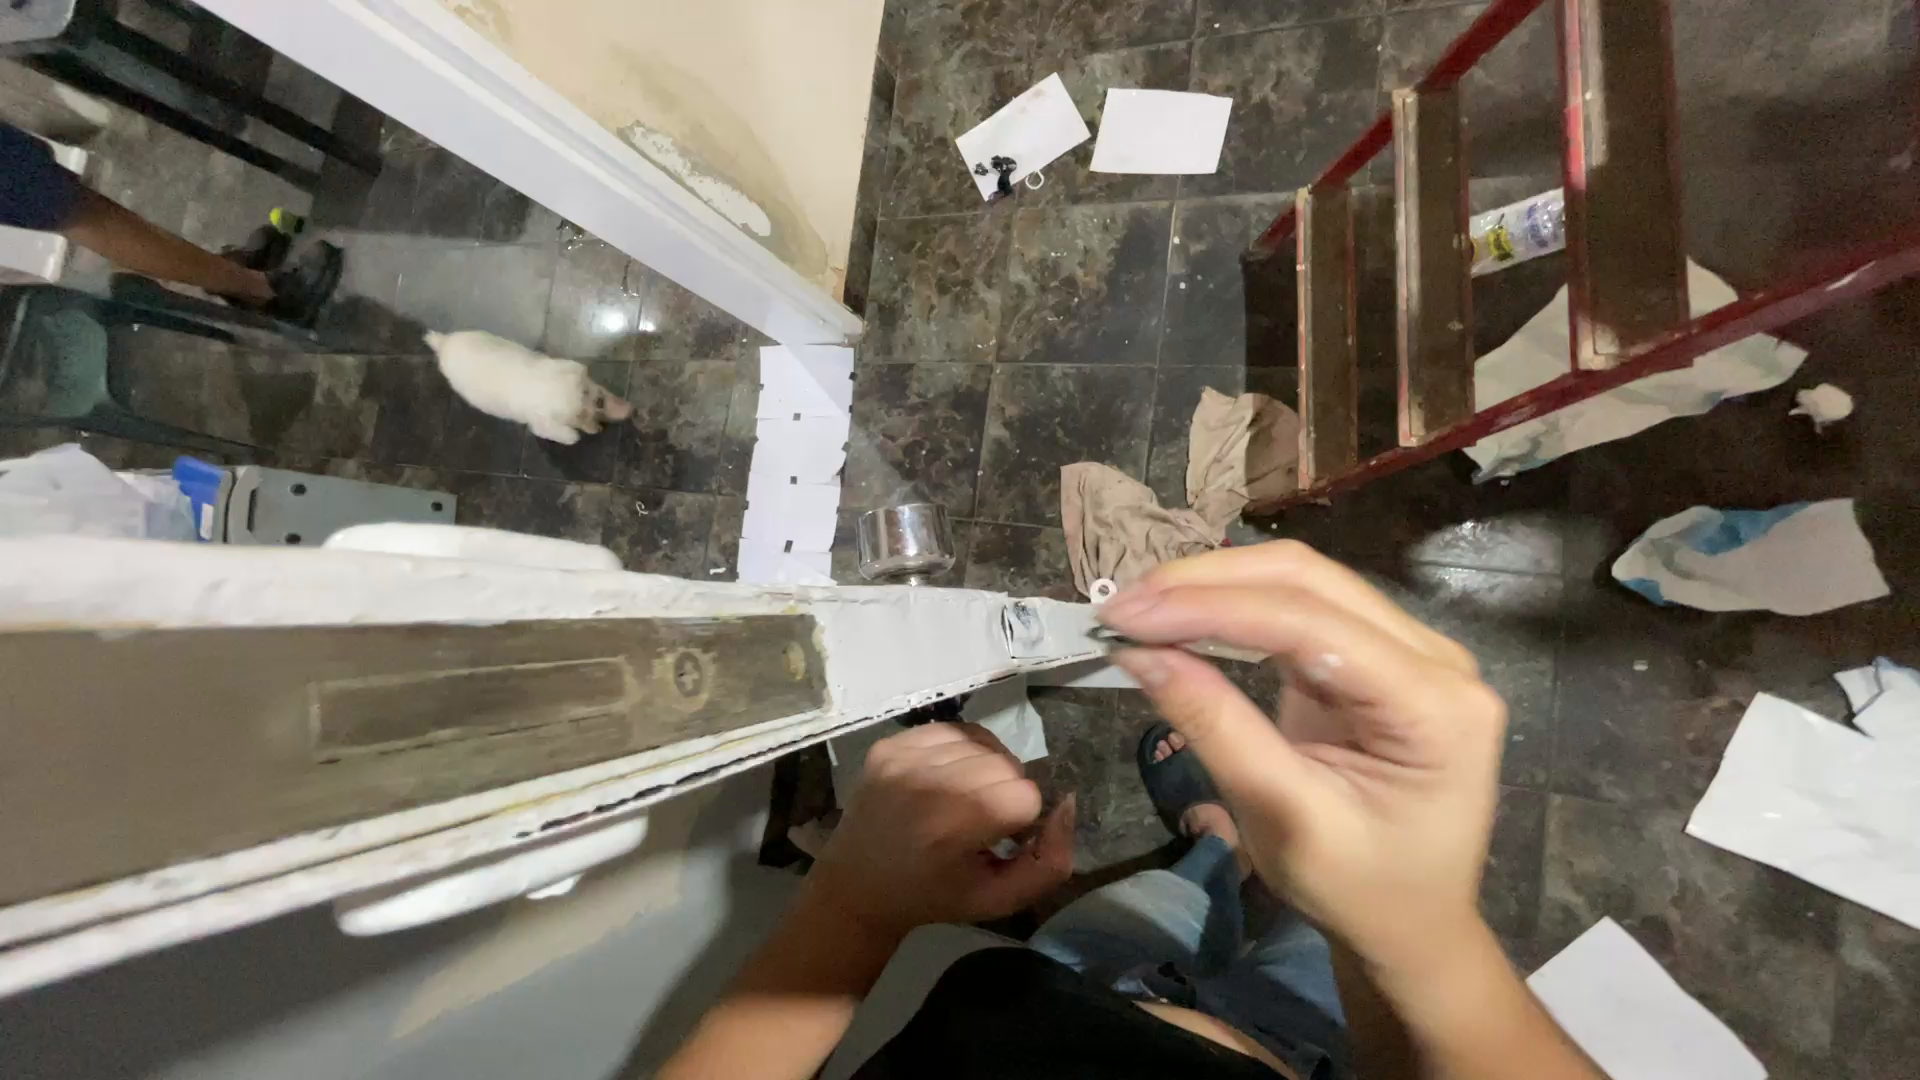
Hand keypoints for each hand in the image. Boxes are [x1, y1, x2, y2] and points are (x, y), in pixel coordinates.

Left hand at [808, 723, 1075, 938]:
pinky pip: (951, 730)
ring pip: (982, 742)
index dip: (1022, 820)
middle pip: (1006, 763)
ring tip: (967, 796)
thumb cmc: (934, 895)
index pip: (1026, 794)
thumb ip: (1048, 862)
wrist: (858, 884)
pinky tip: (947, 778)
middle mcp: (926, 781)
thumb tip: (1067, 804)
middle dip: (1006, 790)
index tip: (1001, 839)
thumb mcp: (999, 899)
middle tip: (985, 819)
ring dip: (986, 766)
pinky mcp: (889, 743)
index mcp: (952, 825)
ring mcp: (903, 756)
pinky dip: (960, 751)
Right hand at [1099, 542, 1505, 973]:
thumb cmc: (1357, 885)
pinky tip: (1183, 614)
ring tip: (1142, 606)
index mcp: (1432, 705)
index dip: (1208, 608)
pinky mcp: (1372, 649)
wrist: (1410, 920)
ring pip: (1298, 578)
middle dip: (1204, 583)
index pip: (1307, 622)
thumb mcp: (1280, 814)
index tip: (1126, 615)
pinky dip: (1230, 604)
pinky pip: (1295, 604)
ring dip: (1212, 585)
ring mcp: (1406, 646)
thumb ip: (1214, 724)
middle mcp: (1432, 656)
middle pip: (1306, 579)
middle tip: (1124, 606)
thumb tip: (1137, 651)